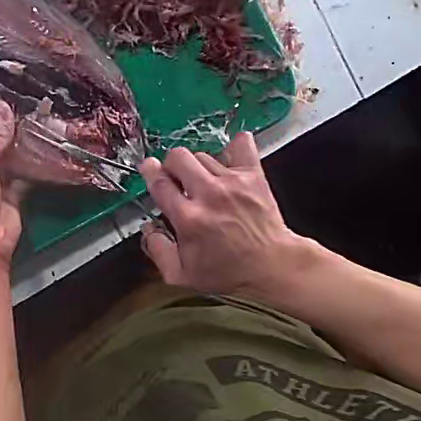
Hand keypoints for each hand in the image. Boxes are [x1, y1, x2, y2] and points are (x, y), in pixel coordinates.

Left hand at [0, 101, 25, 280]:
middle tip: (26, 112)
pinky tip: (43, 149)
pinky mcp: (7, 199)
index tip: (2, 107)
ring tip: (38, 125)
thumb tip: (5, 106)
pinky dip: (30, 168)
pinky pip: (20, 178)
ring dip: (18, 150)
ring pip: (4, 163)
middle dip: (3, 136)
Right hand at [138, 132, 319, 299]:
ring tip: (207, 184)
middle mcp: (209, 195)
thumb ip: (157, 250)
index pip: (160, 182)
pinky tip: (229, 159)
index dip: (151, 172)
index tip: (150, 168)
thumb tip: (149, 229)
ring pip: (204, 155)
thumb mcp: (182, 275)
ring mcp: (233, 182)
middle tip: (178, 179)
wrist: (272, 266)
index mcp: (188, 218)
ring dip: (200, 167)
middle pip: (178, 157)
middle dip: (172, 166)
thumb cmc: (230, 273)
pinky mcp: (254, 176)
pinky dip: (234, 147)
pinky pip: (241, 145)